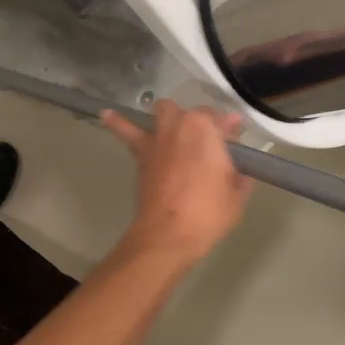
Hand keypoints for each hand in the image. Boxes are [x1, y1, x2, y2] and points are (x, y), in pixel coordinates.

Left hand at [101, 100, 250, 264]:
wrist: (169, 233)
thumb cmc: (209, 214)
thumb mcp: (236, 193)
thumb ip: (239, 169)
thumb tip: (237, 159)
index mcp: (207, 130)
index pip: (221, 121)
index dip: (227, 134)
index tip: (232, 147)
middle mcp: (181, 126)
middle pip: (193, 114)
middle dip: (201, 124)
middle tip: (206, 148)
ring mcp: (158, 137)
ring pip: (164, 111)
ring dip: (170, 117)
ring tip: (174, 129)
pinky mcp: (140, 152)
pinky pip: (126, 132)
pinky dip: (116, 122)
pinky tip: (105, 114)